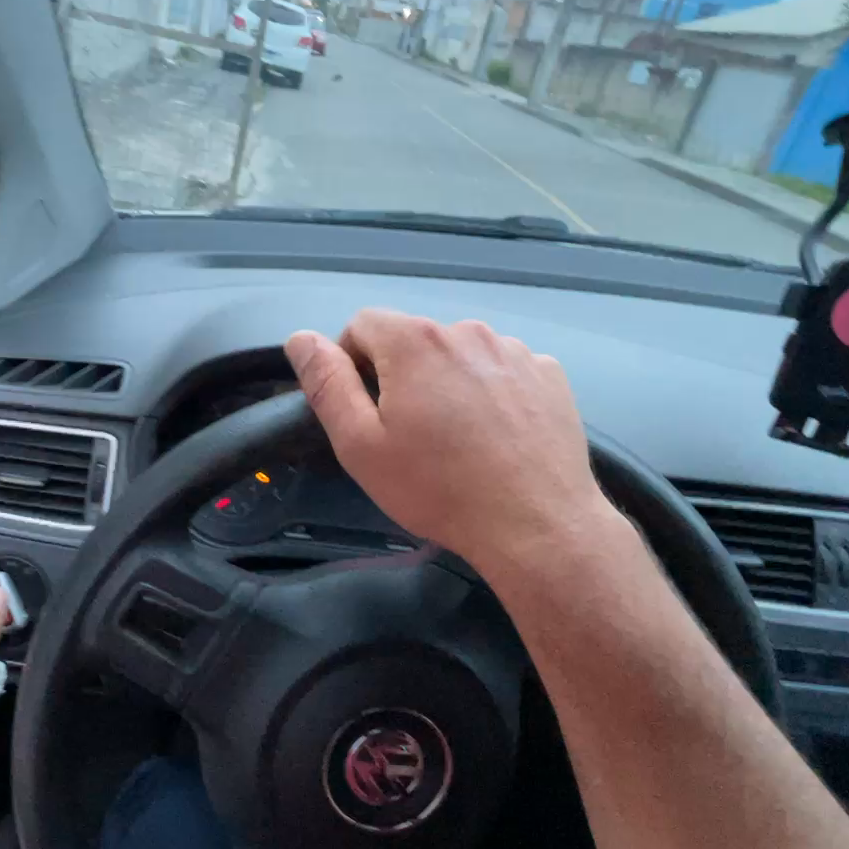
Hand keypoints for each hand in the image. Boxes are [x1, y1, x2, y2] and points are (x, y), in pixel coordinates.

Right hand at [285, 310, 612, 578]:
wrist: (535, 525)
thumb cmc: (437, 489)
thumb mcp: (360, 444)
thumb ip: (326, 383)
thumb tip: (300, 338)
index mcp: (415, 342)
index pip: (362, 324)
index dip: (350, 363)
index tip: (363, 410)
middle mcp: (466, 331)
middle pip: (413, 339)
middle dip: (400, 375)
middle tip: (408, 435)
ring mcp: (514, 350)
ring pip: (458, 355)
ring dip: (446, 382)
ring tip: (456, 440)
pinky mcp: (548, 374)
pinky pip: (501, 370)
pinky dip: (490, 392)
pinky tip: (495, 437)